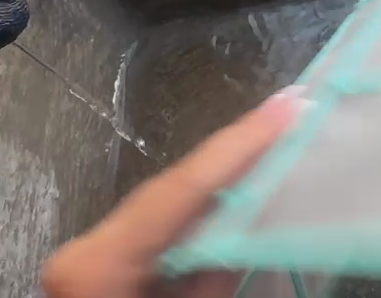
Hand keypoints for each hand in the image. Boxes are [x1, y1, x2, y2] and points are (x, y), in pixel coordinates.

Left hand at [42, 89, 304, 297]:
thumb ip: (219, 274)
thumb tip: (258, 216)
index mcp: (101, 266)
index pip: (183, 187)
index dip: (241, 143)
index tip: (289, 105)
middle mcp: (88, 248)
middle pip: (177, 185)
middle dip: (237, 149)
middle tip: (291, 111)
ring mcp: (91, 254)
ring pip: (171, 199)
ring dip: (225, 173)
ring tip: (276, 132)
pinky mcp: (101, 265)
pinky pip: (163, 223)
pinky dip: (203, 206)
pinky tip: (241, 181)